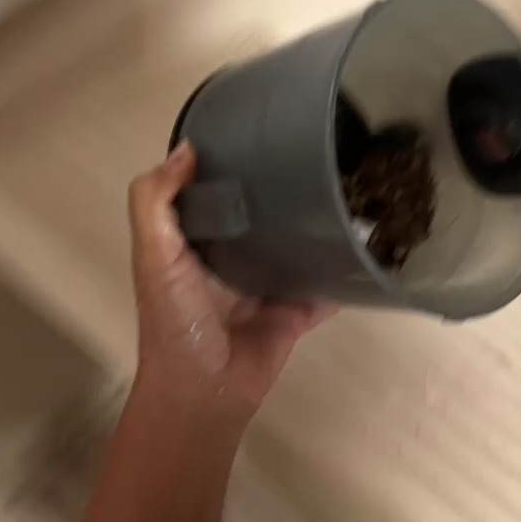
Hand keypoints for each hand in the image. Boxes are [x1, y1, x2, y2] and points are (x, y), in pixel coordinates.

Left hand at [127, 143, 335, 424]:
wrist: (206, 390)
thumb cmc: (175, 319)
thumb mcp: (154, 255)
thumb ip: (156, 203)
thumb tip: (187, 149)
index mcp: (196, 243)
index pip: (215, 194)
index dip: (230, 165)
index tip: (262, 131)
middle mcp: (233, 259)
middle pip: (262, 218)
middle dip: (284, 193)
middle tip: (321, 157)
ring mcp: (268, 286)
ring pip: (297, 249)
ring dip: (317, 230)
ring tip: (351, 192)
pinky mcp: (296, 311)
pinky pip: (324, 287)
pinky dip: (342, 274)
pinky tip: (367, 244)